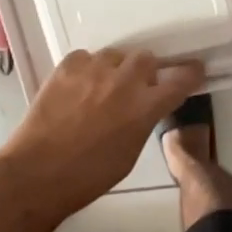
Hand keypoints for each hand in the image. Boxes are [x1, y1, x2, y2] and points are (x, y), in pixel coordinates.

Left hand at [0, 49, 204, 220]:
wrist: (39, 172)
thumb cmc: (90, 176)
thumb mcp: (130, 153)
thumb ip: (143, 122)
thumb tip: (144, 109)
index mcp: (146, 106)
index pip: (181, 79)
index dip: (189, 74)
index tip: (192, 72)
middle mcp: (124, 81)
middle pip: (146, 59)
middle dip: (145, 72)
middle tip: (136, 88)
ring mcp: (93, 69)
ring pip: (115, 55)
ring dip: (115, 69)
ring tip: (102, 88)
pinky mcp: (66, 66)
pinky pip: (85, 58)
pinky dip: (86, 69)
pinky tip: (78, 87)